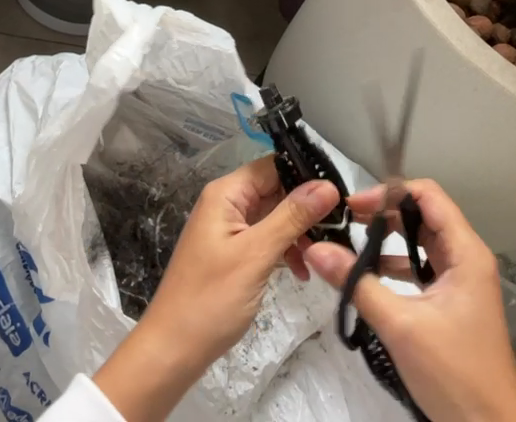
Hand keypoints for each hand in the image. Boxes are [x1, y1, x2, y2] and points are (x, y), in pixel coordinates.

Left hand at [94, 157, 340, 421]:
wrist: (174, 348)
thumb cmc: (211, 297)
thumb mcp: (256, 254)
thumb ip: (292, 217)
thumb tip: (327, 186)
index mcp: (226, 194)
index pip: (272, 167)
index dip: (305, 176)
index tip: (341, 195)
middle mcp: (226, 204)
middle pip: (274, 190)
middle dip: (306, 208)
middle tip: (340, 230)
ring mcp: (228, 229)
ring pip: (273, 217)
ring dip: (298, 233)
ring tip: (321, 256)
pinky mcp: (233, 253)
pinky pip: (266, 239)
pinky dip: (285, 251)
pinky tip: (302, 272)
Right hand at [306, 180, 515, 421]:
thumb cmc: (453, 372)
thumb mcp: (400, 325)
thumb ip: (356, 283)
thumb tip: (316, 248)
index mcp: (466, 253)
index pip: (429, 195)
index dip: (389, 193)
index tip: (353, 205)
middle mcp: (467, 259)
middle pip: (423, 216)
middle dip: (384, 214)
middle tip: (345, 221)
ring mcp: (462, 282)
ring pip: (421, 243)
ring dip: (388, 240)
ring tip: (350, 245)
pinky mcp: (454, 303)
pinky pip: (422, 269)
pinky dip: (396, 266)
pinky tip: (369, 277)